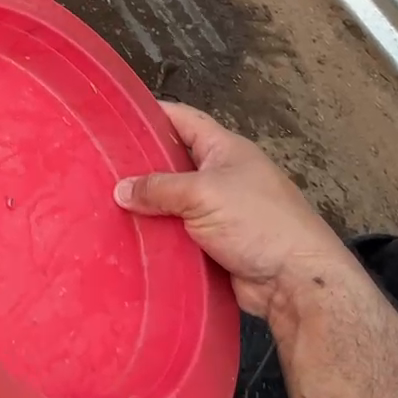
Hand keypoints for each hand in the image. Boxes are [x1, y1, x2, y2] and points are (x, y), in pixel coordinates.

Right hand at [113, 101, 350, 322]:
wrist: (296, 283)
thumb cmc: (257, 222)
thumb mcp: (202, 194)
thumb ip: (158, 188)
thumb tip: (120, 191)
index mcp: (225, 150)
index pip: (183, 119)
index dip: (152, 113)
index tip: (116, 116)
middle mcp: (222, 175)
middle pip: (173, 162)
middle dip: (141, 165)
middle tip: (101, 165)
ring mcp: (219, 211)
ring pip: (172, 201)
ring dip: (146, 205)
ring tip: (105, 202)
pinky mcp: (215, 243)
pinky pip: (178, 231)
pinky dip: (157, 233)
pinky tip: (128, 235)